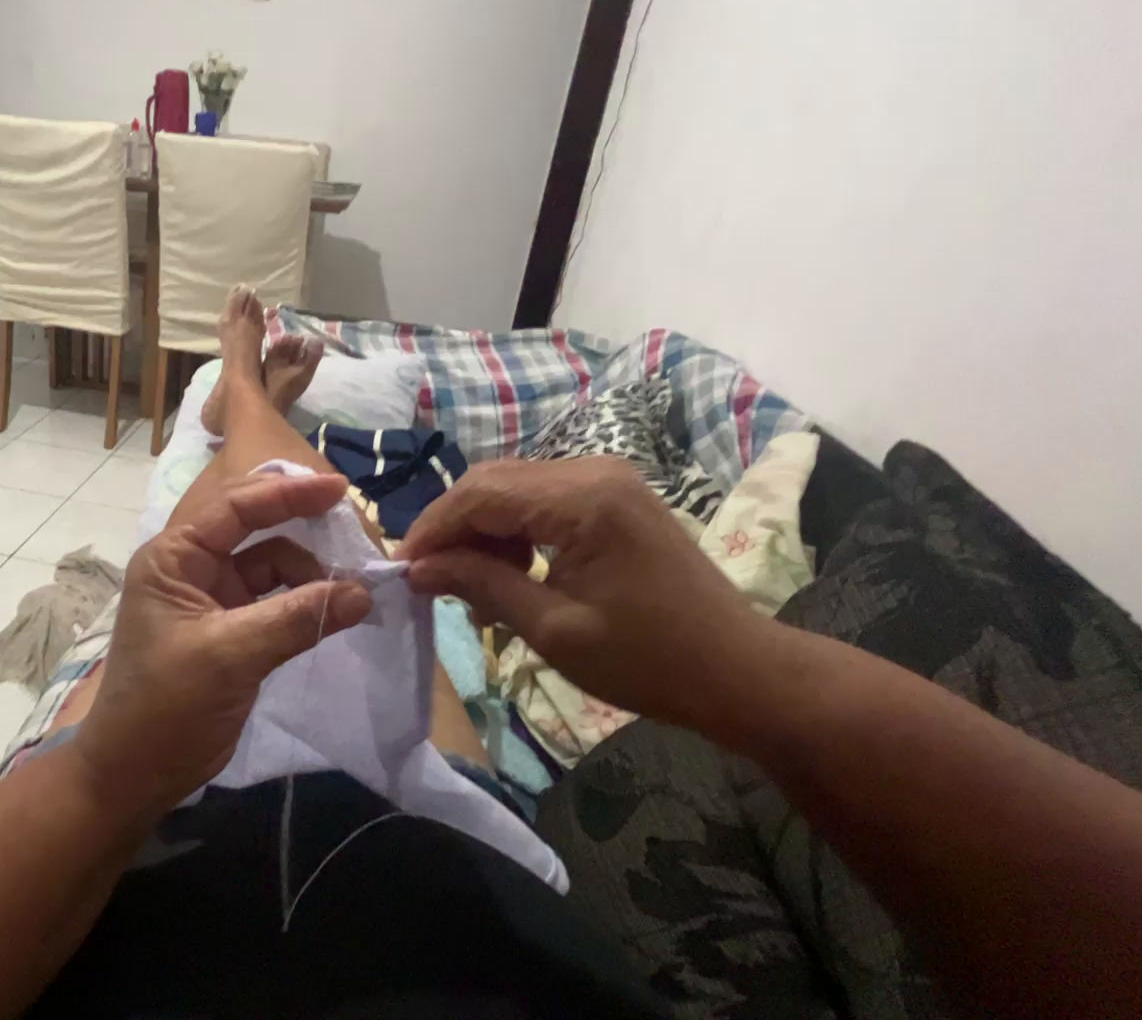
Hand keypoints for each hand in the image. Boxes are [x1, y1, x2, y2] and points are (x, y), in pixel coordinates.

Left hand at [73, 472, 372, 816]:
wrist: (137, 774)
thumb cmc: (167, 707)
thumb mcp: (231, 656)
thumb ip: (297, 618)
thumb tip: (363, 592)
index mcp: (173, 557)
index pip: (234, 506)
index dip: (287, 492)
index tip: (338, 490)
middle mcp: (191, 566)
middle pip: (252, 526)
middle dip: (298, 521)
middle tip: (349, 520)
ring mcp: (212, 597)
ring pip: (270, 564)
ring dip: (309, 571)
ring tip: (350, 586)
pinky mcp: (231, 628)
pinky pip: (275, 599)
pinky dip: (304, 601)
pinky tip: (333, 609)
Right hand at [396, 457, 773, 728]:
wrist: (739, 671)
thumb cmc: (648, 660)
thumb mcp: (553, 629)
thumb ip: (480, 585)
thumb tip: (418, 569)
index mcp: (583, 499)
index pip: (480, 494)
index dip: (433, 529)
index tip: (402, 568)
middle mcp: (592, 471)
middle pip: (493, 482)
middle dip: (453, 529)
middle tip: (428, 578)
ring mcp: (606, 480)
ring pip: (513, 489)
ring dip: (481, 532)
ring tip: (471, 587)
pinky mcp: (612, 497)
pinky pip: (541, 501)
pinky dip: (513, 532)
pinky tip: (508, 574)